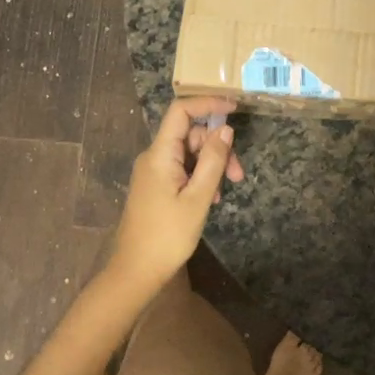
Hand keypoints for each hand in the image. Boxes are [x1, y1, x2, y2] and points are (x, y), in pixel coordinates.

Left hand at [108, 97, 244, 285]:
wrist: (136, 271)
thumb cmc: (167, 236)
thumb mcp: (198, 198)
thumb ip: (212, 161)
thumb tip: (225, 130)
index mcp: (159, 154)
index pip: (181, 111)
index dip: (207, 104)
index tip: (235, 108)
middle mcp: (153, 157)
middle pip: (189, 134)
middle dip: (217, 146)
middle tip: (239, 174)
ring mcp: (153, 171)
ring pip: (189, 153)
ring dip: (211, 164)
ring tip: (227, 191)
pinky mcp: (156, 186)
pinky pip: (182, 169)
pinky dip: (200, 176)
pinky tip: (212, 198)